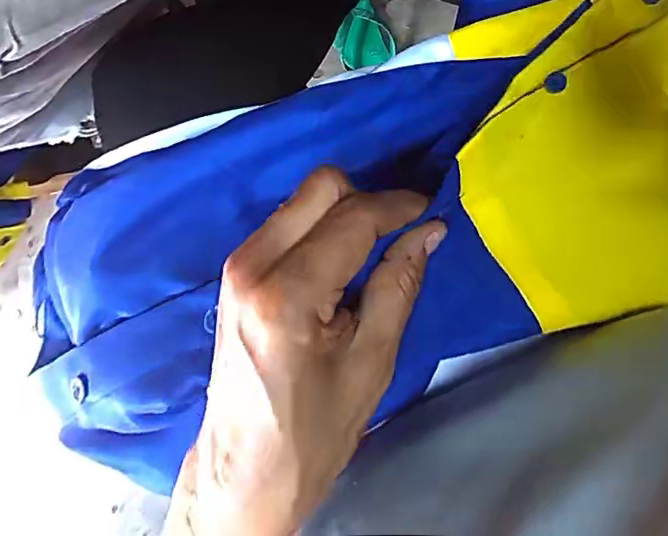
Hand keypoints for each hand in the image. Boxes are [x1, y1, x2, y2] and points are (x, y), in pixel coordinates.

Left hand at [168, 168, 445, 535]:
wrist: (240, 481)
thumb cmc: (312, 432)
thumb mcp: (372, 361)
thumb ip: (399, 283)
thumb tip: (430, 229)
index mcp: (286, 295)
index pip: (355, 217)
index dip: (401, 207)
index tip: (432, 213)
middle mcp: (253, 267)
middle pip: (323, 187)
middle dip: (369, 201)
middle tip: (398, 235)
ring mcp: (238, 267)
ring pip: (305, 197)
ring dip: (346, 211)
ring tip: (374, 250)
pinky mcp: (236, 273)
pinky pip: (291, 219)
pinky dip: (325, 224)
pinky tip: (343, 261)